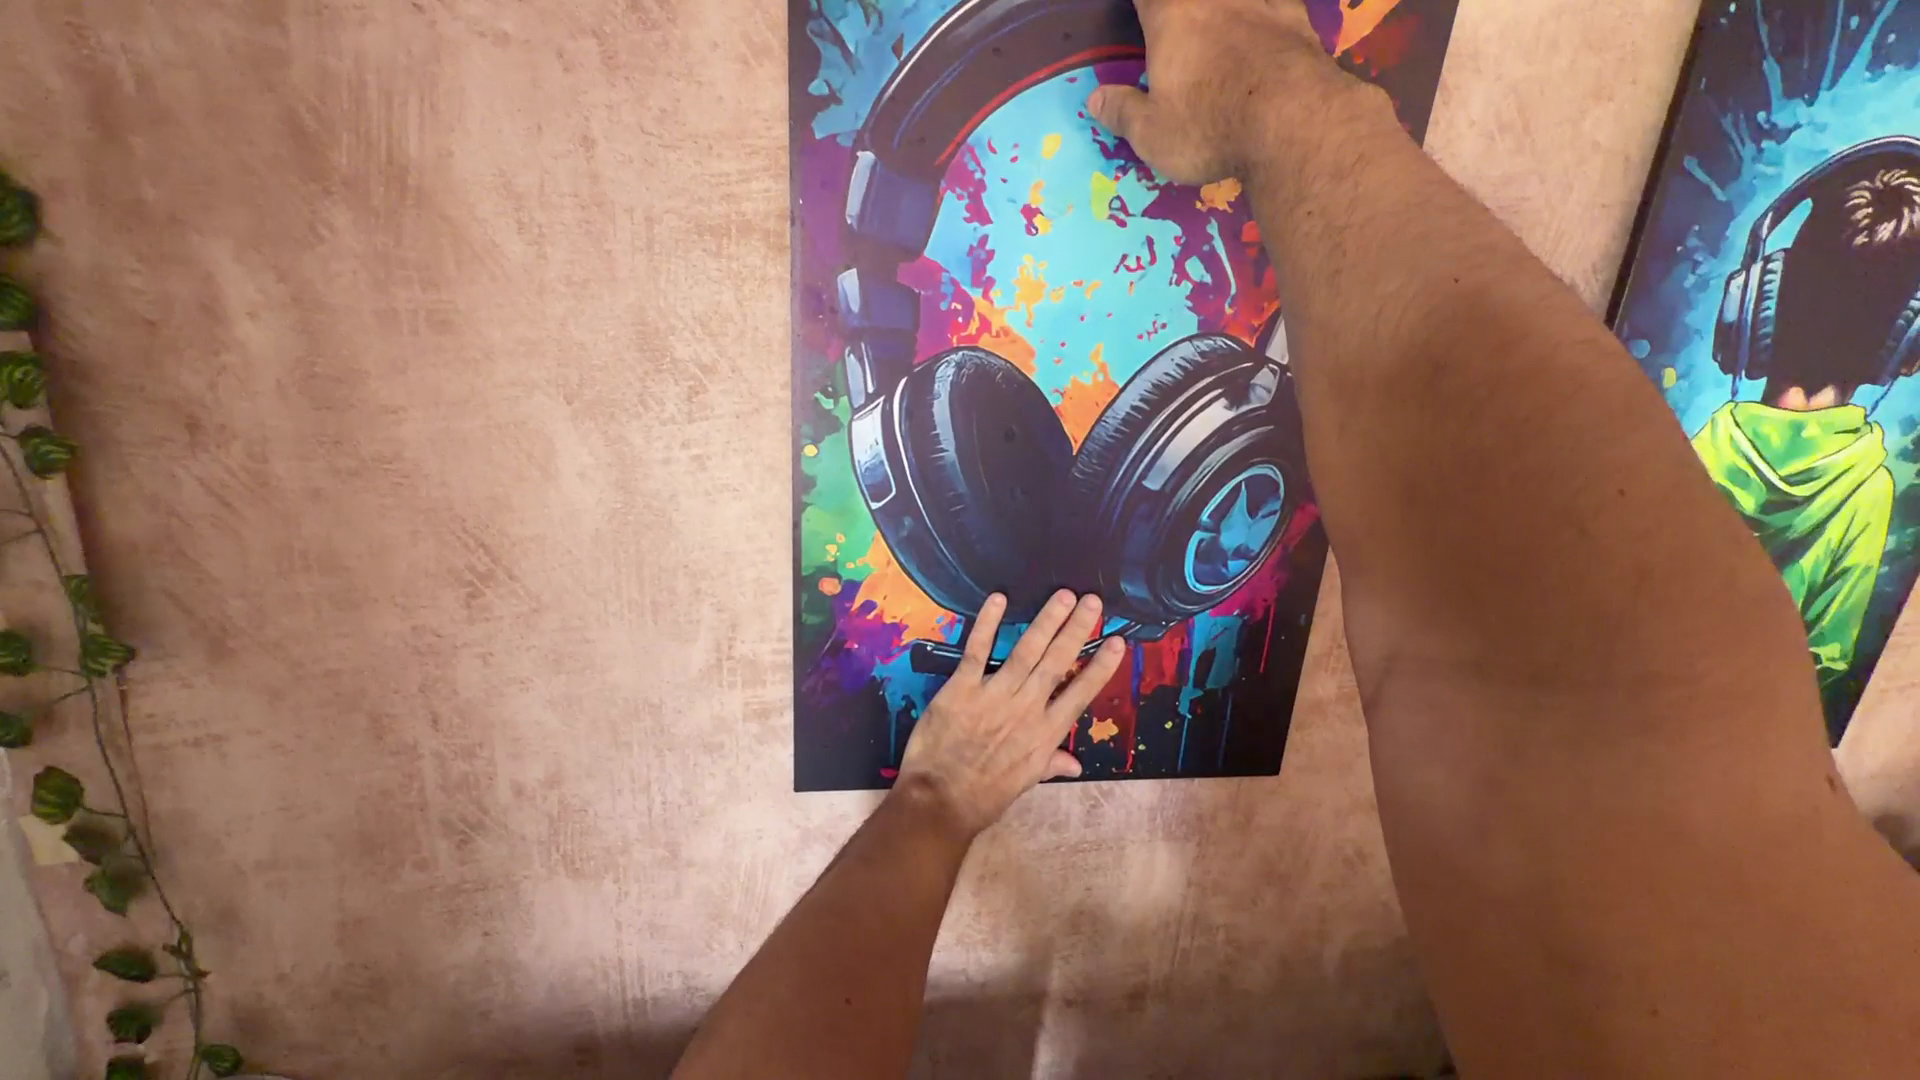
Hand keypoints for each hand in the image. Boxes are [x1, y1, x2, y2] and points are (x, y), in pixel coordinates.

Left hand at [893, 590, 1127, 837]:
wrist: (940, 802)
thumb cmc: (983, 796)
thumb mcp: (1024, 783)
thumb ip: (1050, 764)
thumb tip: (1076, 763)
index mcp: (1045, 734)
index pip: (1081, 694)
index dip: (1100, 667)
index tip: (1116, 642)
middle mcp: (1026, 709)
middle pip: (1058, 662)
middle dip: (1077, 630)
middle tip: (1092, 601)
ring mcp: (994, 695)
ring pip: (1026, 651)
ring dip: (1047, 621)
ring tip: (1063, 595)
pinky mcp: (962, 688)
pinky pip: (977, 650)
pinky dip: (987, 623)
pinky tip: (999, 599)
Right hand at [1088, 0, 1347, 184]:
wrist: (1290, 121)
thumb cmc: (1208, 127)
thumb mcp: (1151, 134)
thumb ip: (1122, 112)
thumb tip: (1095, 99)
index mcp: (1171, 18)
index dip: (1141, 6)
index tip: (1139, 12)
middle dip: (1179, 8)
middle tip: (1175, 16)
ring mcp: (1259, 2)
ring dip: (1228, 8)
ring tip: (1221, 18)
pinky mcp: (1296, 18)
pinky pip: (1277, 1)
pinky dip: (1267, 8)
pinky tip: (1267, 14)